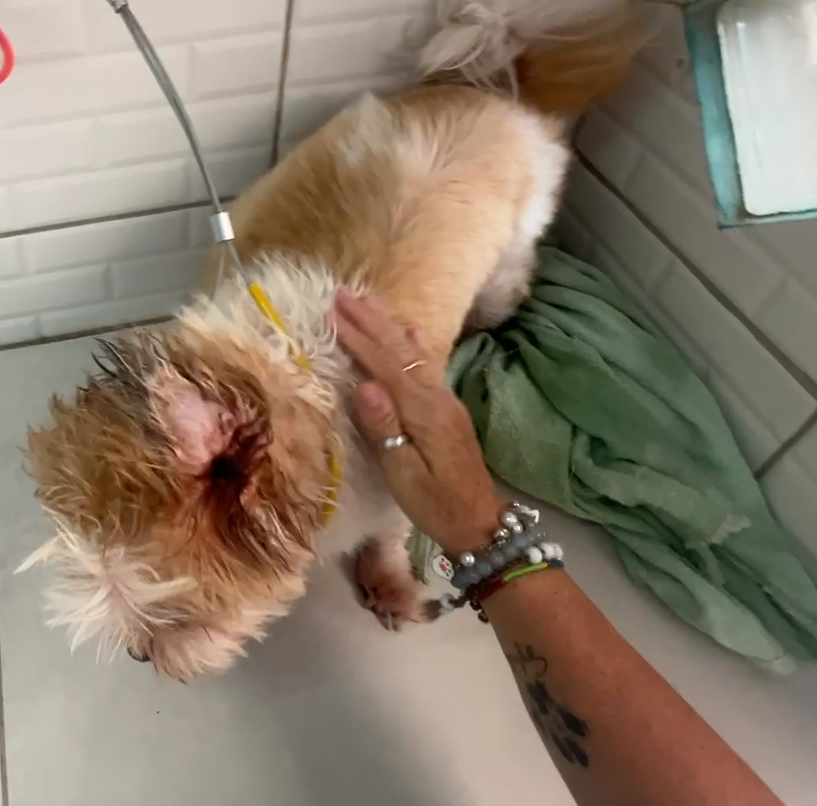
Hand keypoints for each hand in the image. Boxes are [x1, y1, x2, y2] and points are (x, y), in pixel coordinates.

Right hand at [333, 289, 508, 555]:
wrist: (482, 523)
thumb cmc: (436, 504)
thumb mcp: (404, 475)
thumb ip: (385, 429)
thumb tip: (364, 386)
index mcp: (423, 411)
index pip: (385, 366)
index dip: (359, 338)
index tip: (334, 313)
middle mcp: (436, 397)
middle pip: (399, 350)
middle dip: (370, 320)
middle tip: (344, 293)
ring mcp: (444, 400)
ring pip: (412, 352)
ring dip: (386, 325)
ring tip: (366, 302)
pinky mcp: (445, 408)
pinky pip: (425, 364)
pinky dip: (411, 343)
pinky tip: (409, 331)